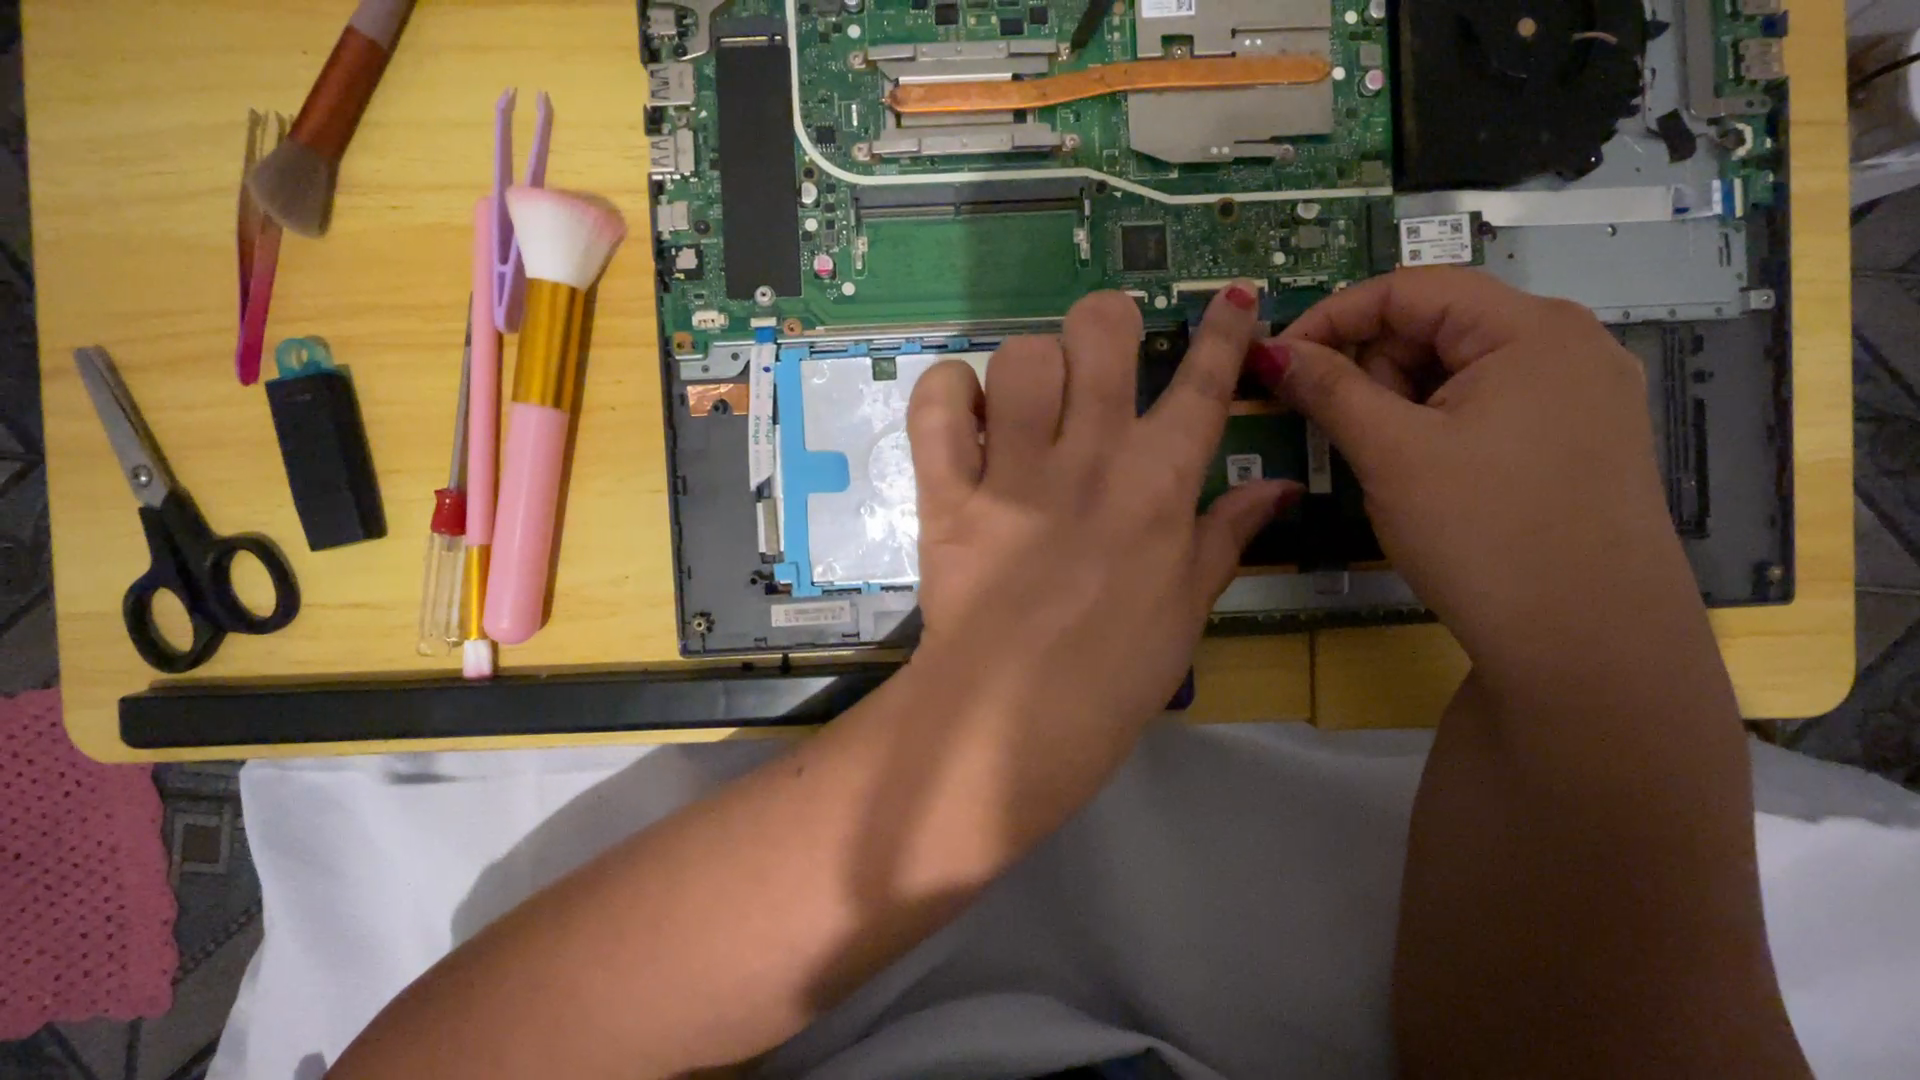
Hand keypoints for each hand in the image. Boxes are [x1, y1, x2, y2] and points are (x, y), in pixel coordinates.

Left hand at [906, 285, 1300, 728]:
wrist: (1015, 719)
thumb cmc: (1116, 674)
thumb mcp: (1188, 607)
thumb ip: (1227, 536)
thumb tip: (1279, 490)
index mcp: (1159, 484)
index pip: (1202, 385)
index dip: (1223, 334)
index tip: (1231, 298)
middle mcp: (1089, 457)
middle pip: (1099, 332)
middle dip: (1105, 323)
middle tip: (1099, 355)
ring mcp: (1014, 471)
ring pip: (1021, 358)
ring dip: (1028, 368)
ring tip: (1026, 404)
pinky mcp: (947, 493)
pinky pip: (937, 406)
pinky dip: (947, 393)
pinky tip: (964, 414)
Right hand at [1260, 267, 1690, 669]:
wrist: (1588, 645)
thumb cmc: (1484, 533)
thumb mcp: (1391, 454)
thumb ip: (1328, 389)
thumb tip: (1271, 350)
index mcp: (1531, 328)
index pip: (1409, 287)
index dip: (1332, 317)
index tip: (1278, 363)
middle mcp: (1568, 346)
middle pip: (1436, 326)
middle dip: (1373, 370)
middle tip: (1347, 434)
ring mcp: (1582, 397)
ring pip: (1458, 372)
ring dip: (1401, 405)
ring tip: (1390, 468)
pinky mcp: (1580, 442)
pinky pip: (1488, 408)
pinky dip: (1438, 429)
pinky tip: (1430, 480)